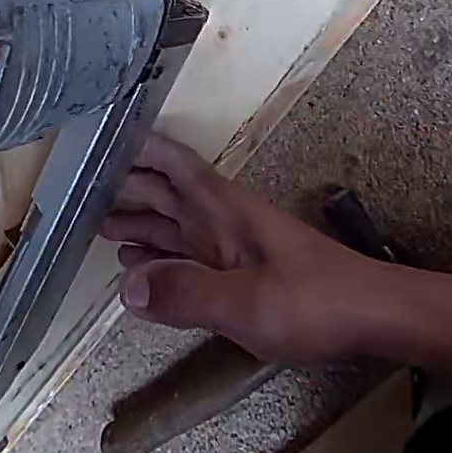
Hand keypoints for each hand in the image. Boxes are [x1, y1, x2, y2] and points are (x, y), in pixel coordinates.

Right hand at [100, 133, 380, 364]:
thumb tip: (125, 286)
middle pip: (169, 193)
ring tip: (103, 228)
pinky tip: (142, 267)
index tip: (109, 139)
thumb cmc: (311, 300)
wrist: (367, 313)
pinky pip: (189, 257)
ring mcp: (232, 246)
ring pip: (176, 225)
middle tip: (84, 195)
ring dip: (142, 224)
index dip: (145, 149)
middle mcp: (224, 220)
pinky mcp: (240, 271)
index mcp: (225, 210)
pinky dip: (162, 258)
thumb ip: (187, 293)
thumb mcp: (246, 303)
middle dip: (130, 189)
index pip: (178, 166)